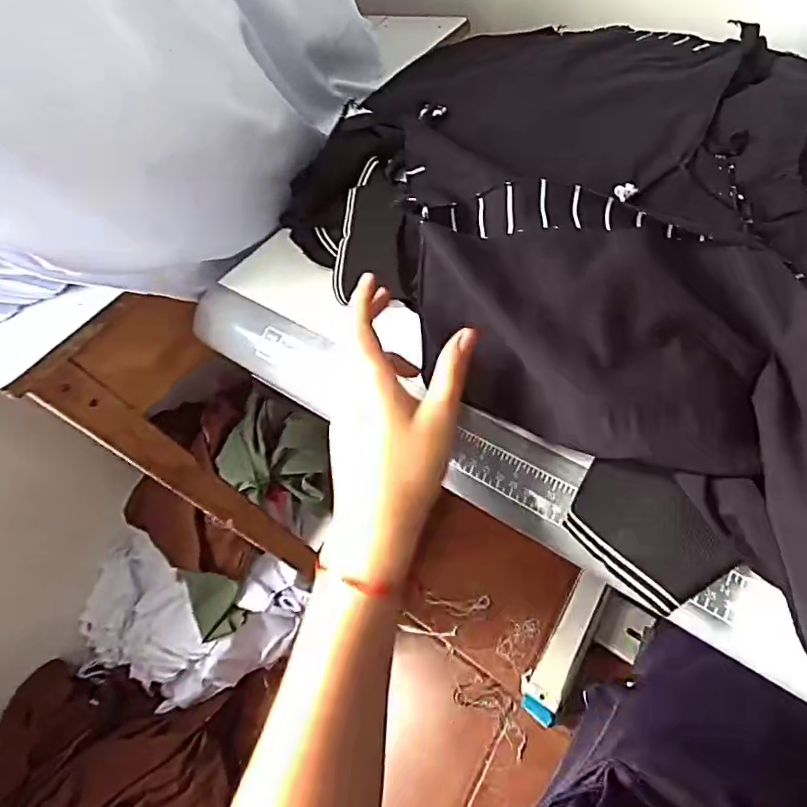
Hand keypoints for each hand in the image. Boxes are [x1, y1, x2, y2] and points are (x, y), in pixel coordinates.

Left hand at [322, 273, 475, 588]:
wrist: (376, 525)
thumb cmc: (408, 474)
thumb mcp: (441, 416)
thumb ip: (452, 370)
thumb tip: (465, 336)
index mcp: (370, 383)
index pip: (357, 327)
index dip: (362, 298)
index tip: (370, 281)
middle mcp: (348, 394)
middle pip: (353, 344)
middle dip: (368, 318)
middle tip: (386, 302)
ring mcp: (342, 415)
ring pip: (355, 370)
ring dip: (379, 355)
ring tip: (410, 366)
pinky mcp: (344, 434)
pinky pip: (356, 393)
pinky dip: (374, 382)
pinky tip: (400, 403)